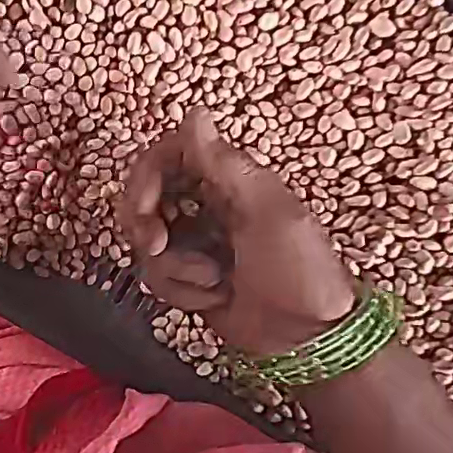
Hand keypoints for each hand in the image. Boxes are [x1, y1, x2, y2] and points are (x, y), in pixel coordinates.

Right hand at [117, 110, 357, 355]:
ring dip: (175, 267)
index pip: (167, 157)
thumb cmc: (300, 269)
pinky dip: (183, 290)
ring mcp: (194, 243)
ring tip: (213, 281)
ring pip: (146, 241)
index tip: (145, 206)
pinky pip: (158, 275)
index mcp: (227, 180)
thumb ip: (224, 164)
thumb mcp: (266, 211)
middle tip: (156, 245)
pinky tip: (216, 297)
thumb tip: (194, 112)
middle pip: (145, 197)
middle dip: (145, 223)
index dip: (146, 176)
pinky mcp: (187, 278)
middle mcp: (204, 206)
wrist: (308, 341)